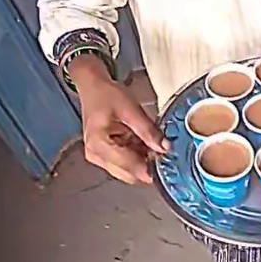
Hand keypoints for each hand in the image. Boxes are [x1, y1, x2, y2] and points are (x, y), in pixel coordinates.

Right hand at [69, 56, 166, 184]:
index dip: (151, 168)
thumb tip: (164, 147)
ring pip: (129, 171)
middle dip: (148, 166)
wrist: (92, 87)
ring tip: (153, 143)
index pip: (129, 167)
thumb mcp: (130, 109)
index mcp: (99, 145)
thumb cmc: (106, 94)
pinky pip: (126, 163)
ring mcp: (99, 157)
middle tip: (164, 152)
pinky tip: (144, 143)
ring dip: (143, 161)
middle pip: (129, 174)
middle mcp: (96, 155)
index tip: (167, 162)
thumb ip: (148, 130)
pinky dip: (138, 156)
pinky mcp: (104, 155)